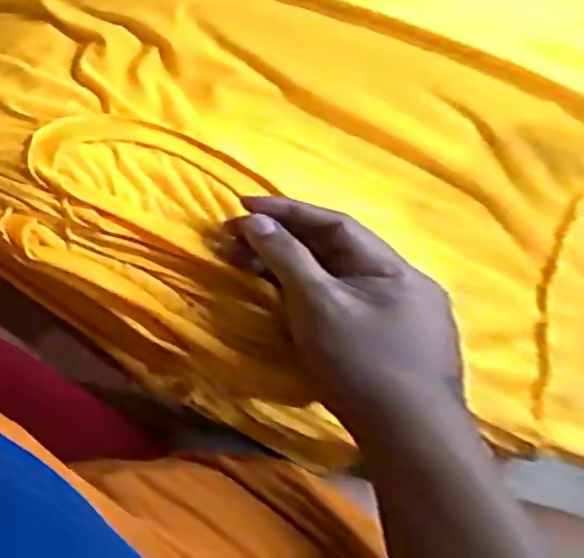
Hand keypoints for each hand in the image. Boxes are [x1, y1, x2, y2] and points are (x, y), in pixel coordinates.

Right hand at [227, 195, 463, 435]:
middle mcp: (400, 286)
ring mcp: (391, 312)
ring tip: (240, 261)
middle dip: (278, 236)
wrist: (406, 433)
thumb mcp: (316, 300)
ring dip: (281, 260)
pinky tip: (270, 287)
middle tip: (231, 235)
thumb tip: (254, 219)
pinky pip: (331, 292)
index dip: (287, 210)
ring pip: (328, 270)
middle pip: (331, 247)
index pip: (336, 225)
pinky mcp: (377, 332)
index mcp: (396, 273)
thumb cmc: (361, 358)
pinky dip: (295, 283)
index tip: (241, 205)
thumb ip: (284, 254)